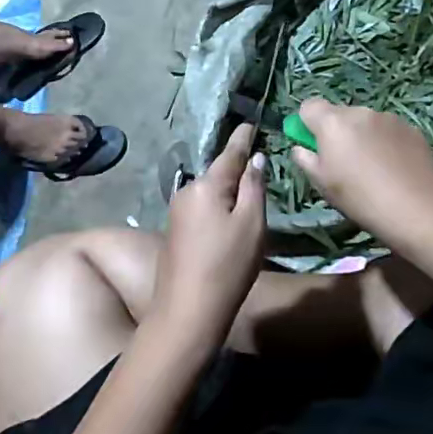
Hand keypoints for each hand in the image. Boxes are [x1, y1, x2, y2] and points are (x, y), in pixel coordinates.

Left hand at [152, 123, 267, 344]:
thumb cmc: (227, 266)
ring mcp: (177, 212)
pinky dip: (217, 208)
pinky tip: (228, 219)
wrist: (187, 311)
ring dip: (227, 191)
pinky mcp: (175, 232)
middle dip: (236, 168)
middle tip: (258, 163)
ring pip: (209, 192)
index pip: (230, 153)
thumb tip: (254, 159)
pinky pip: (202, 209)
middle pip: (218, 173)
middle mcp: (186, 191)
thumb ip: (253, 187)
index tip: (250, 123)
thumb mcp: (251, 224)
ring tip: (248, 194)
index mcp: (206, 185)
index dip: (242, 138)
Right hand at [288, 98, 432, 245]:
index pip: (308, 106)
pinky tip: (393, 168)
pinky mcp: (411, 129)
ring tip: (372, 168)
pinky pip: (387, 130)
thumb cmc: (360, 198)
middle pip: (338, 114)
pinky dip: (384, 142)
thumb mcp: (322, 184)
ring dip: (362, 136)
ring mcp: (388, 118)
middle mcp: (360, 112)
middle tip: (343, 162)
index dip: (306, 123)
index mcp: (332, 123)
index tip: (312, 145)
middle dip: (336, 131)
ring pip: (365, 122)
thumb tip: (301, 148)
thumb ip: (305, 159)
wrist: (419, 209)